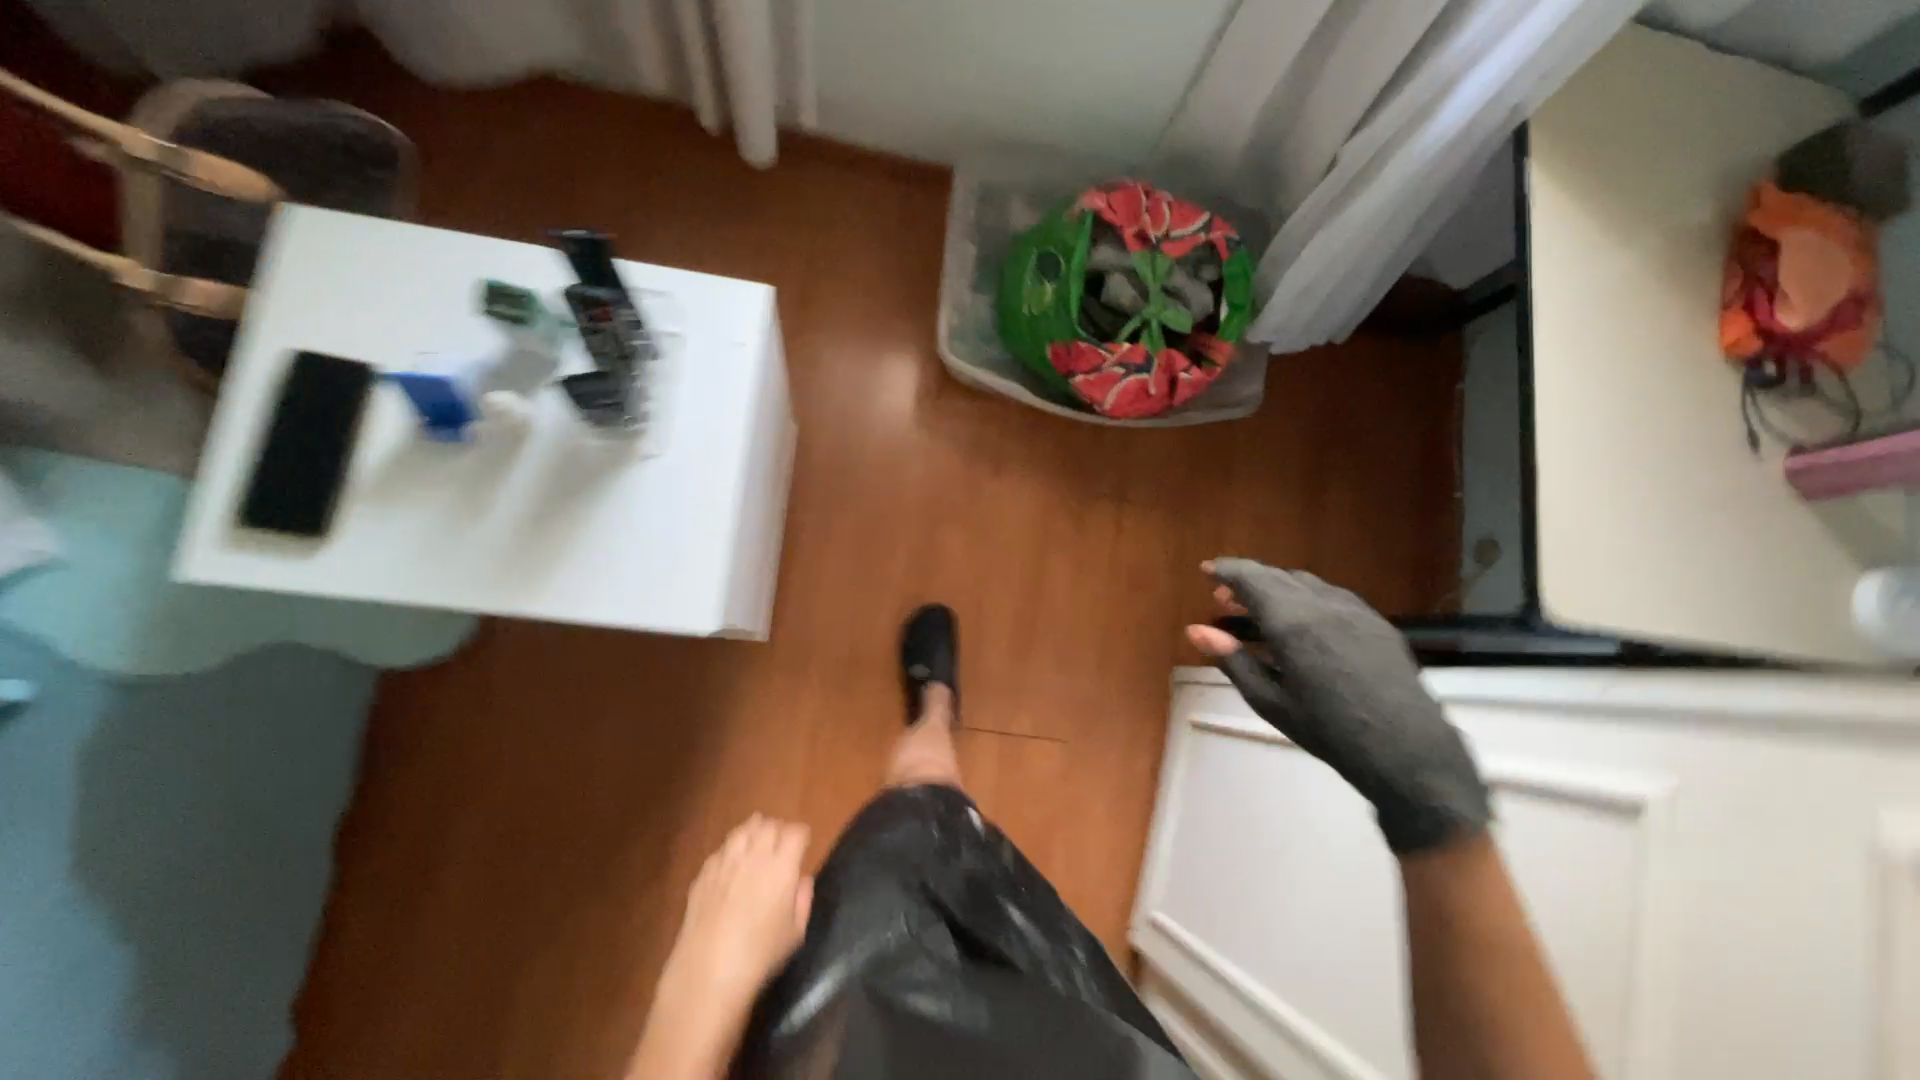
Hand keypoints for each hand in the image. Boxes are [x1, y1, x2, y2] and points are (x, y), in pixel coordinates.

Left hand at [630, 815, 813, 1079]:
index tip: (803, 843)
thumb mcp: (795, 933)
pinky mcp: (703, 875)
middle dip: (778, 829)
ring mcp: (725, 863)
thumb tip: (802, 880)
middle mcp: (754, 856)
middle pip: (768, 826)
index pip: (795, 833)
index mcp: (782, 866)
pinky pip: (720, 851)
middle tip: (781, 841)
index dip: (801, 834)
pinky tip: (731, 862)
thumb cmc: (761, 954)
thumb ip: (803, 900)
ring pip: (742, 832)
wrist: (709, 970)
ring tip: (756, 839)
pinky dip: (730, 850)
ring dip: (753, 831)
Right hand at [1185, 558, 1489, 853]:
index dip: (1226, 571)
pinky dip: (1306, 597)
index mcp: (1292, 623)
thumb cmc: (1327, 730)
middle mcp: (1322, 605)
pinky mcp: (1376, 622)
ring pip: (1307, 583)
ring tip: (1260, 609)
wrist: (1404, 748)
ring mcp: (1355, 610)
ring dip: (1278, 587)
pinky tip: (1304, 621)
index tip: (1206, 570)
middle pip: (1278, 577)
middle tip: (1224, 597)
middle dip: (1248, 580)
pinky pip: (1333, 596)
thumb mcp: (1270, 701)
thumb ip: (1233, 660)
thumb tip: (1195, 630)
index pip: (1252, 580)